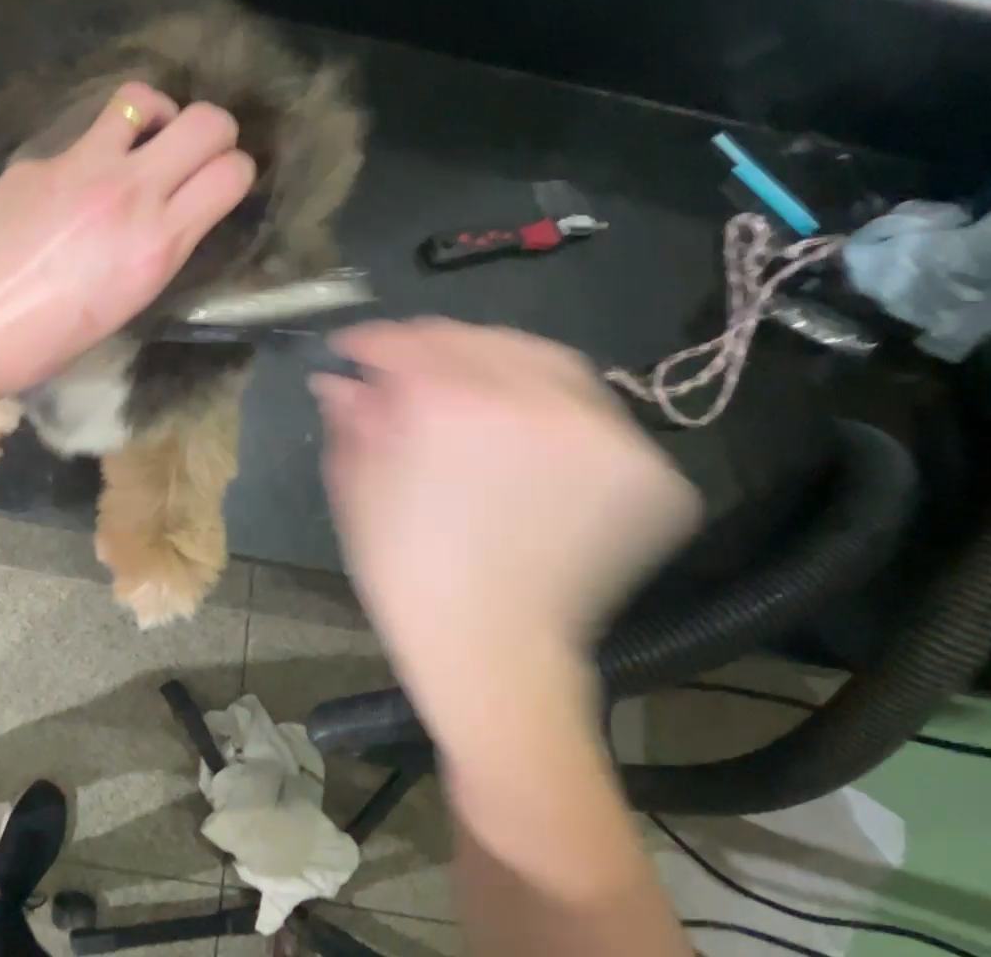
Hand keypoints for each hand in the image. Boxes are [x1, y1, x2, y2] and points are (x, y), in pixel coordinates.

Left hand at [0, 83, 255, 400]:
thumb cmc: (38, 348)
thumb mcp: (118, 309)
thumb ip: (150, 253)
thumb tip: (161, 220)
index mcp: (155, 247)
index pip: (231, 173)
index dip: (233, 172)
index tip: (217, 185)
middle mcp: (127, 194)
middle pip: (207, 121)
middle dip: (213, 133)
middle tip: (192, 155)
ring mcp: (77, 168)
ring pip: (142, 99)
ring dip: (154, 116)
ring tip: (137, 144)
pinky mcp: (33, 162)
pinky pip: (79, 139)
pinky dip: (87, 156)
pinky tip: (58, 196)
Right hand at [311, 319, 701, 718]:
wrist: (494, 651)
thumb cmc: (408, 575)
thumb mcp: (357, 493)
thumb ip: (354, 422)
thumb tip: (343, 381)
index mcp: (451, 406)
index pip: (409, 342)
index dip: (373, 341)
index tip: (355, 351)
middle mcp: (535, 402)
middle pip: (480, 339)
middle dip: (436, 346)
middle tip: (410, 367)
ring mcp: (603, 432)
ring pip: (548, 362)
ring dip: (501, 364)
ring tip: (473, 389)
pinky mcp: (648, 468)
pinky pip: (592, 413)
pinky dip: (552, 410)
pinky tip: (524, 433)